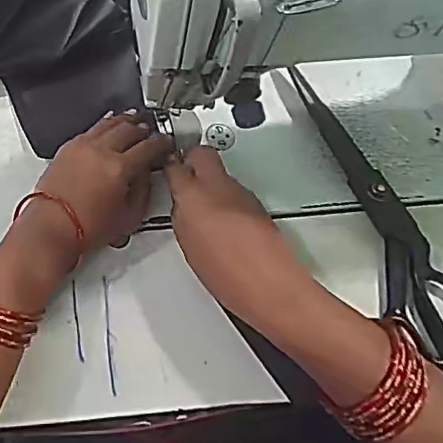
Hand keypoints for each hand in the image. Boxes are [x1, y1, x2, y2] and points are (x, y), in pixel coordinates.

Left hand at [0, 111, 173, 314]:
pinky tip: (107, 125)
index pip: (149, 146)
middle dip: (144, 129)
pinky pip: (91, 128)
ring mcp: (82, 146)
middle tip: (151, 132)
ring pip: (109, 123)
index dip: (161, 143)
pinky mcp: (67, 147)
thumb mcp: (129, 217)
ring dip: (125, 120)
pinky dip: (104, 124)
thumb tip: (146, 175)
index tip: (165, 143)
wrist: (52, 226)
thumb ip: (143, 190)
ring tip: (133, 119)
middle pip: (130, 129)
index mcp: (119, 168)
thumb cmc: (84, 226)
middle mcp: (100, 151)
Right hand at [164, 146, 317, 332]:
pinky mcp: (257, 205)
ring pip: (221, 173)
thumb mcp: (188, 246)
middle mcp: (219, 188)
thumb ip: (182, 216)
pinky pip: (237, 191)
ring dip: (213, 183)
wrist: (272, 288)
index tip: (169, 168)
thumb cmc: (231, 276)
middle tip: (186, 170)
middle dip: (192, 158)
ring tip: (208, 207)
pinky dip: (229, 199)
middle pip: (202, 154)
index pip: (175, 165)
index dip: (171, 165)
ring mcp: (241, 194)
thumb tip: (183, 208)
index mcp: (192, 196)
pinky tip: (226, 221)